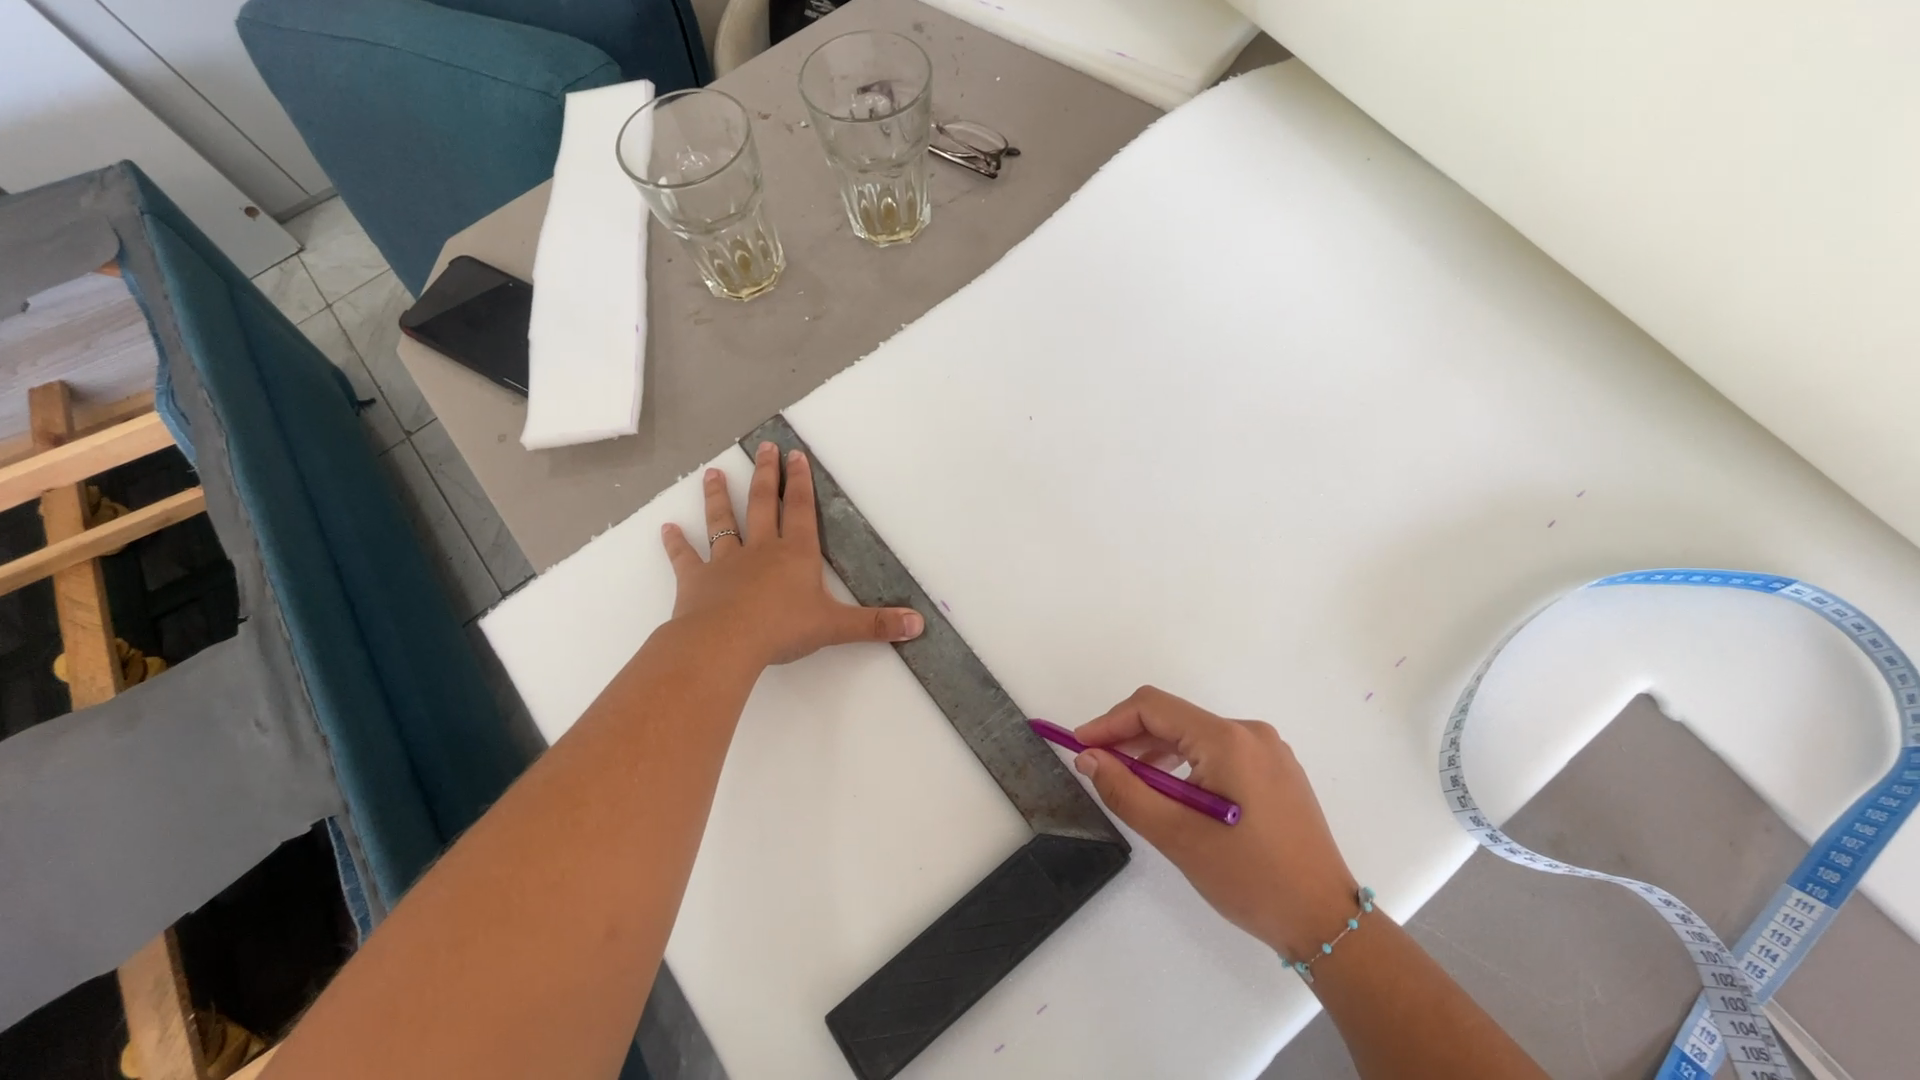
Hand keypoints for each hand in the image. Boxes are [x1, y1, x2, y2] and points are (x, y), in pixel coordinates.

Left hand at [661, 441, 923, 665]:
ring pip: (723, 522)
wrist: (725, 642)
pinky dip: (676, 543)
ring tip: (713, 473)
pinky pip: (686, 557)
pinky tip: (667, 529)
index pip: (800, 510)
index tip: (796, 455)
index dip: (801, 482)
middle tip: (763, 448)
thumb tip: (918, 625)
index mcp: (795, 554)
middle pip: (763, 504)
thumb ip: (875, 625)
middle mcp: (761, 550)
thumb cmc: (782, 630)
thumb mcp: (835, 627)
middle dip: (765, 475)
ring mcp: (726, 562)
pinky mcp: (696, 579)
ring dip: (719, 497)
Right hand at [1074, 686, 1358, 959]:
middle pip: (1174, 719)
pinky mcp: (1276, 772)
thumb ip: (1126, 791)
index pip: (1153, 708)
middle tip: (1097, 771)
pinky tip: (1172, 797)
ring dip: (1155, 754)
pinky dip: (1185, 766)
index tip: (1079, 748)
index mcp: (1228, 740)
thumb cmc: (1249, 879)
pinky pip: (1218, 753)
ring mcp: (1268, 752)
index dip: (1109, 723)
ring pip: (1195, 737)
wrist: (1324, 920)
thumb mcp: (1177, 837)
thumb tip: (1089, 758)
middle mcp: (1251, 733)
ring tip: (1130, 788)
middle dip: (1129, 739)